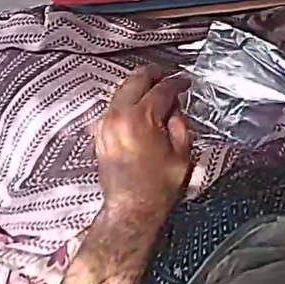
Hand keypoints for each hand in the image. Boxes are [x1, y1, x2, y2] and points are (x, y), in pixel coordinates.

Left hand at [93, 65, 192, 233]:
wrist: (131, 209)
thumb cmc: (158, 186)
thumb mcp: (182, 153)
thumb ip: (180, 123)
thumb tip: (175, 108)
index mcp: (142, 118)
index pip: (162, 89)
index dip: (176, 83)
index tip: (184, 83)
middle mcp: (119, 116)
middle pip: (136, 79)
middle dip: (154, 73)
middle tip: (167, 74)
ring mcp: (106, 123)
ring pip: (122, 90)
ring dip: (138, 84)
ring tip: (154, 87)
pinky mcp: (100, 132)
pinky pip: (113, 104)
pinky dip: (126, 98)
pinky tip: (138, 104)